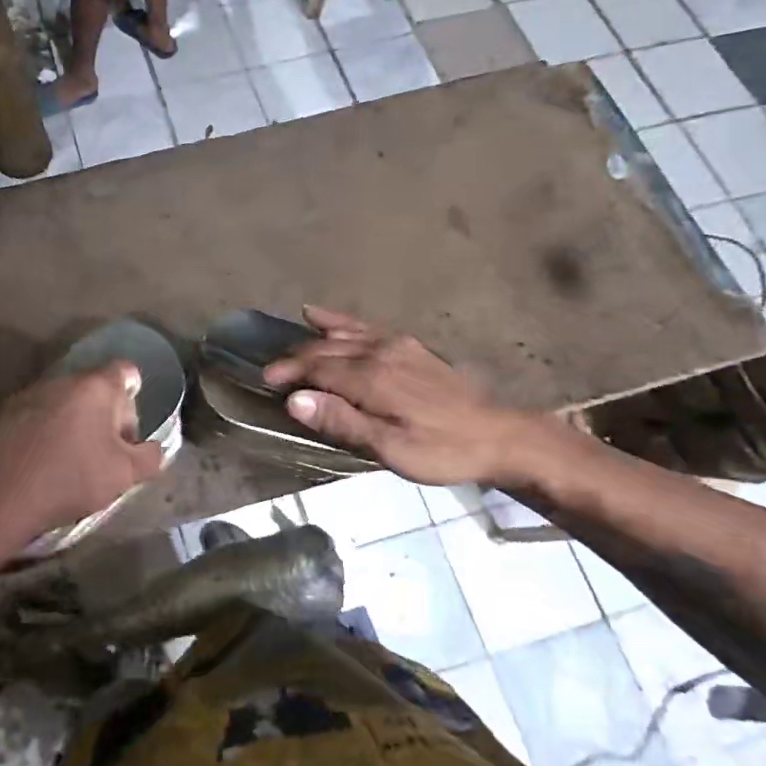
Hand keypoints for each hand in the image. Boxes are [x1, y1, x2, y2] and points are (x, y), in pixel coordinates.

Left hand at [0, 363, 162, 608]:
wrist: (2, 498)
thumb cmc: (72, 479)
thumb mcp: (124, 475)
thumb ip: (150, 457)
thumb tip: (155, 448)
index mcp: (95, 387)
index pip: (126, 371)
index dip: (133, 398)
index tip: (127, 432)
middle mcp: (63, 379)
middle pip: (95, 387)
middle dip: (105, 414)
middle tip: (105, 452)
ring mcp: (31, 393)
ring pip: (65, 400)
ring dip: (75, 421)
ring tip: (72, 458)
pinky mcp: (6, 411)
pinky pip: (39, 413)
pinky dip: (47, 429)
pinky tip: (43, 460)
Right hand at [263, 306, 549, 485]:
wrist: (499, 435)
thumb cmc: (441, 449)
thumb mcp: (390, 448)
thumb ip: (342, 421)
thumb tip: (295, 400)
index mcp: (371, 378)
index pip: (317, 367)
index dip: (289, 372)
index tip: (266, 381)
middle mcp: (379, 352)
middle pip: (326, 348)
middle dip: (295, 358)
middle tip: (273, 372)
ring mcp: (396, 344)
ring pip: (342, 334)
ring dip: (312, 339)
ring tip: (289, 346)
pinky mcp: (409, 345)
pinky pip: (364, 326)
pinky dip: (338, 320)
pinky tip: (321, 315)